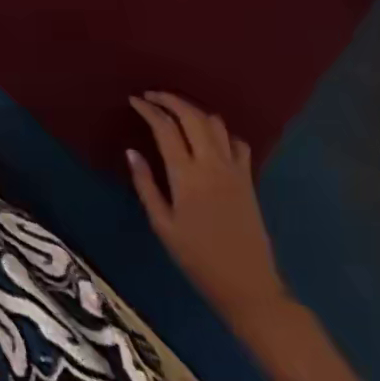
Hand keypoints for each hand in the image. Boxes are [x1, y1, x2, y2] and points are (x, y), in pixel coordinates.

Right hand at [128, 92, 284, 314]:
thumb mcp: (163, 225)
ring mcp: (234, 168)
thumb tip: (132, 152)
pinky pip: (236, 141)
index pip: (165, 128)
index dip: (148, 109)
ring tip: (177, 111)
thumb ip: (146, 185)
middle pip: (191, 115)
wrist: (247, 284)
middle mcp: (211, 163)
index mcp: (186, 175)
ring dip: (193, 110)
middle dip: (170, 99)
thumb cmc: (197, 258)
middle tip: (151, 96)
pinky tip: (210, 138)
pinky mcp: (248, 177)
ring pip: (215, 123)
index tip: (134, 100)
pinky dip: (220, 131)